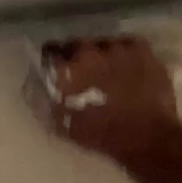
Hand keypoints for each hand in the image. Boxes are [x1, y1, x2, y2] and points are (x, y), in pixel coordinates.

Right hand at [30, 36, 181, 161]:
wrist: (147, 139)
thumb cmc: (101, 135)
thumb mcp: (62, 124)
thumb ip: (44, 99)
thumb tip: (34, 83)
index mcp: (65, 68)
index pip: (49, 51)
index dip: (52, 60)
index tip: (56, 69)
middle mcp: (88, 51)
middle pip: (76, 45)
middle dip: (77, 57)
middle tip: (84, 73)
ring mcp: (116, 47)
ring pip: (102, 44)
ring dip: (102, 55)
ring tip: (110, 71)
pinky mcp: (141, 49)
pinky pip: (127, 44)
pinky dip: (125, 53)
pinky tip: (129, 67)